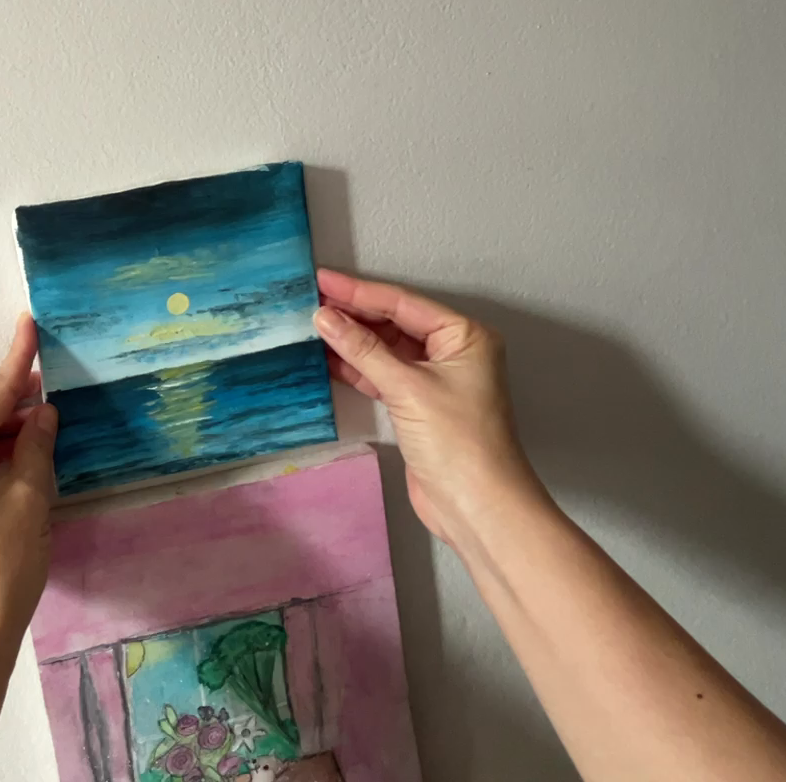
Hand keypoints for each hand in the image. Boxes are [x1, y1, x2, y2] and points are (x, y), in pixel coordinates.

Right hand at [312, 269, 543, 546]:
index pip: (401, 303)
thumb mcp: (406, 387)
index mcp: (463, 336)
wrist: (477, 507)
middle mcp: (450, 351)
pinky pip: (378, 372)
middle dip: (351, 311)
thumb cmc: (457, 441)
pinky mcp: (415, 404)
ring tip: (308, 322)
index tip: (320, 278)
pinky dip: (352, 365)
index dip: (357, 291)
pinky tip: (324, 355)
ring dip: (348, 338)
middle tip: (307, 297)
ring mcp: (432, 378)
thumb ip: (362, 349)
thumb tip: (323, 316)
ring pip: (382, 348)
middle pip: (391, 322)